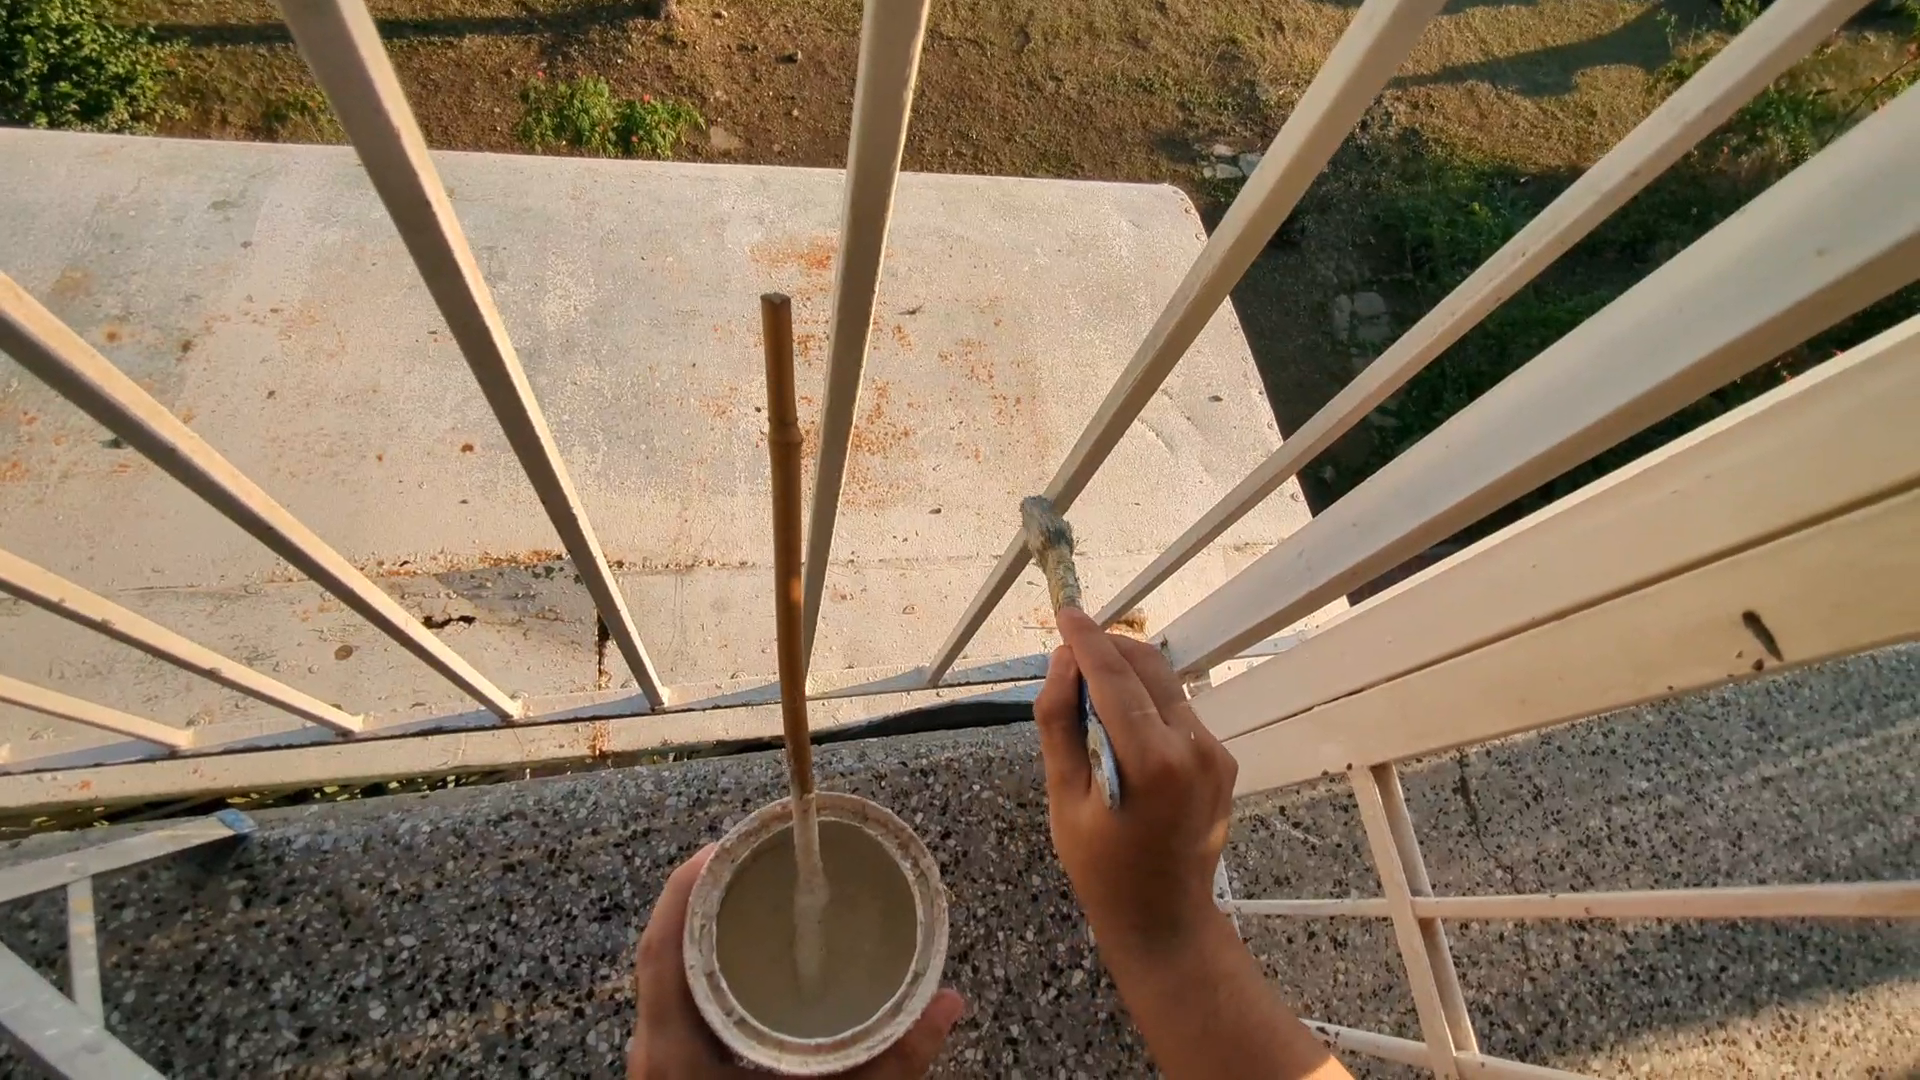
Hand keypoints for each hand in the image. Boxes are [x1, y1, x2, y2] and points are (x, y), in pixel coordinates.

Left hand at [628, 845, 966, 1078]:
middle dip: (708, 890)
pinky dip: (709, 956)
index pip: (661, 947)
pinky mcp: (678, 1062)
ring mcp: (663, 1055)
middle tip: (759, 855)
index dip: (685, 886)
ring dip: (706, 920)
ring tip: (754, 884)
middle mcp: (657, 1046)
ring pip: (673, 968)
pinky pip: (684, 991)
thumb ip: (892, 1060)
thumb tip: (951, 1001)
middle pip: (667, 945)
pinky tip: (745, 947)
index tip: (726, 844)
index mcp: (672, 1050)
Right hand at [1034, 607, 1237, 956]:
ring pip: (1164, 682)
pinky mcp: (1221, 757)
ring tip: (1086, 683)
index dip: (1086, 641)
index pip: (1114, 680)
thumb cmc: (1101, 868)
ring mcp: (1215, 752)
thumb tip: (1065, 664)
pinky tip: (1117, 714)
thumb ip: (1060, 723)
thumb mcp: (1064, 797)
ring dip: (1124, 669)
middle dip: (1105, 647)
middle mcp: (1196, 747)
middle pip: (1147, 667)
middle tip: (1067, 651)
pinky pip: (1176, 707)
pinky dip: (1143, 695)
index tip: (1065, 611)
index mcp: (1154, 763)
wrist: (1166, 921)